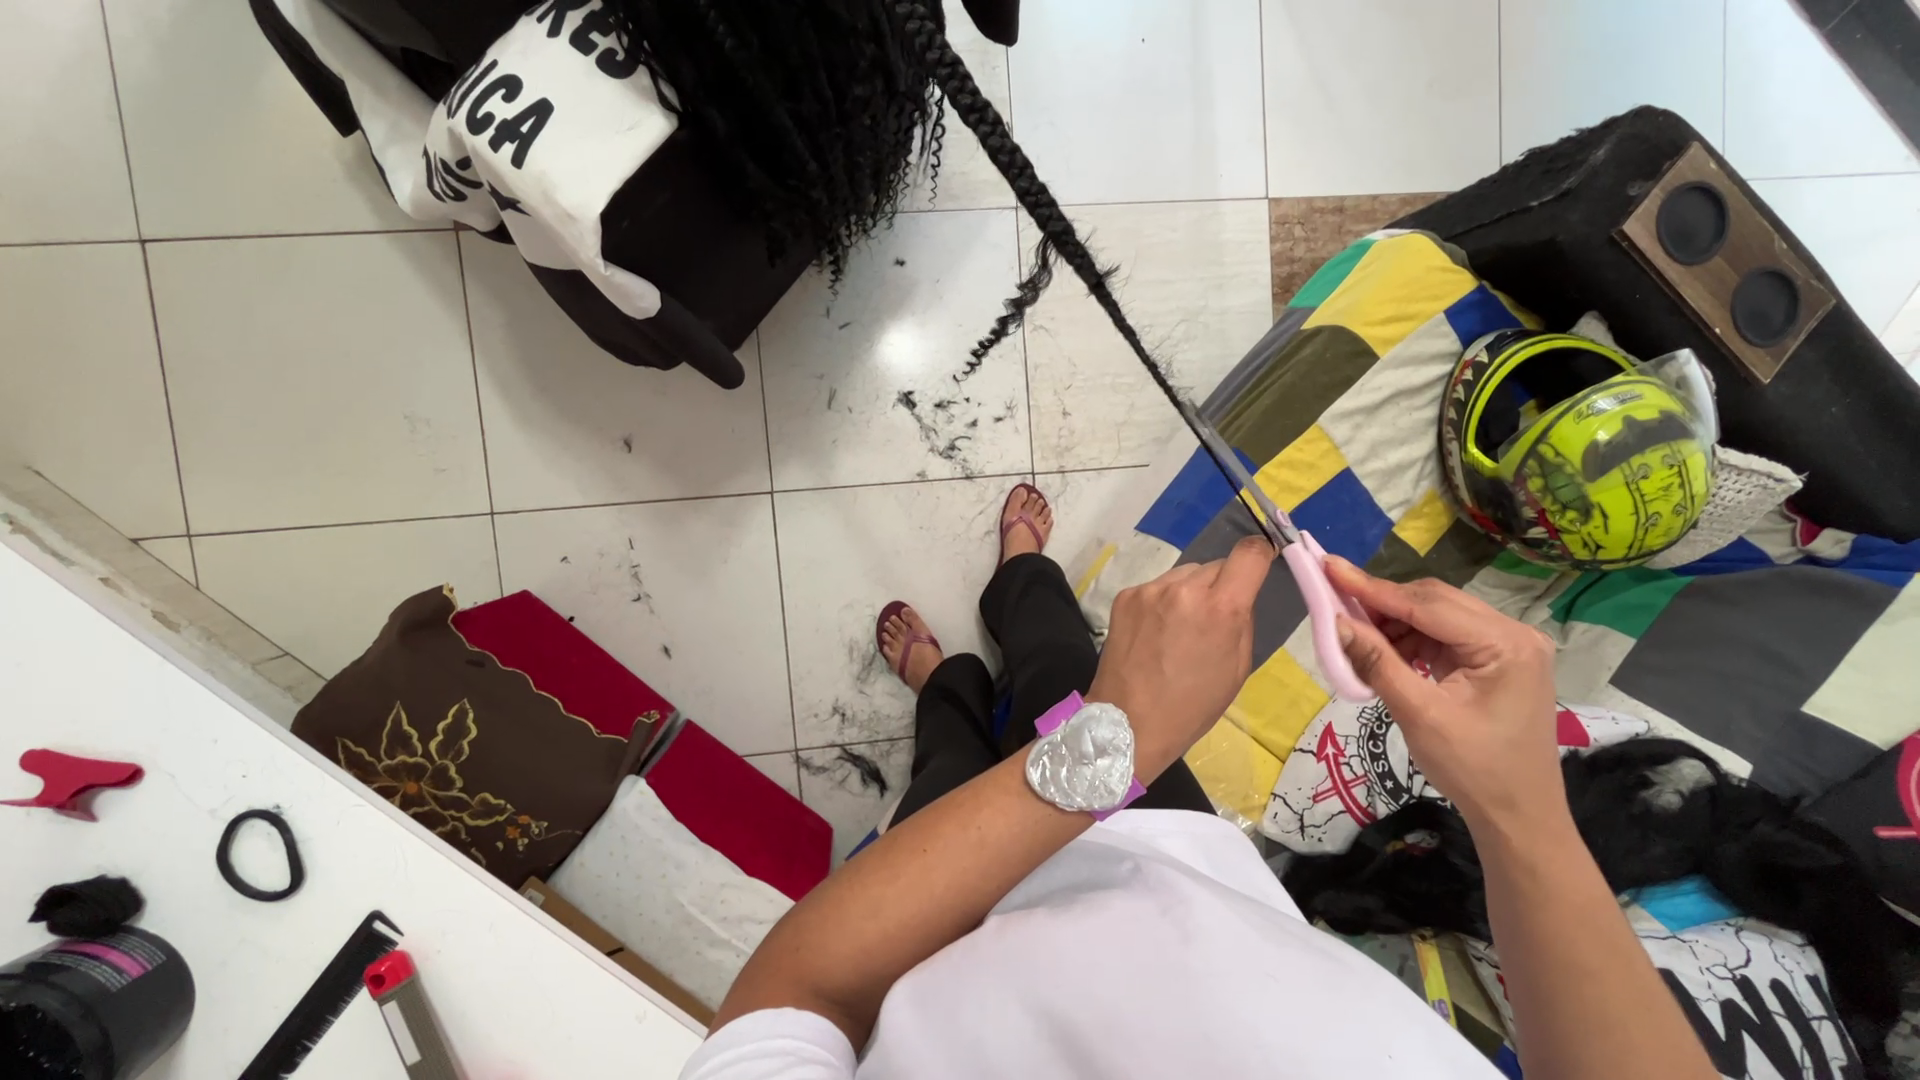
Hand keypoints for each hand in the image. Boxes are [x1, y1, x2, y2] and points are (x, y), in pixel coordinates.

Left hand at [1087, 536, 1273, 781]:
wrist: (1129, 721)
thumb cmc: (1193, 706)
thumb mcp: (1238, 667)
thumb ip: (1241, 620)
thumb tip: (1240, 593)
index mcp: (1221, 608)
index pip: (1250, 553)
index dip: (1260, 553)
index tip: (1261, 561)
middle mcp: (1184, 588)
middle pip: (1215, 566)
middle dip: (1220, 586)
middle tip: (1212, 618)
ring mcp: (1150, 590)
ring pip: (1184, 575)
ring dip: (1189, 592)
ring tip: (1179, 629)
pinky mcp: (1125, 596)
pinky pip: (1156, 588)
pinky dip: (1162, 602)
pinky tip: (1155, 632)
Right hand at [1325, 557, 1563, 833]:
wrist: (1518, 815)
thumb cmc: (1473, 769)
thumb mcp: (1418, 714)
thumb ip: (1377, 662)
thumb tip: (1336, 622)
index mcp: (1505, 644)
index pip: (1427, 604)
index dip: (1373, 587)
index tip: (1329, 567)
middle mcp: (1514, 634)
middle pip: (1434, 601)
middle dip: (1383, 602)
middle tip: (1334, 600)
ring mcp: (1510, 646)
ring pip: (1437, 615)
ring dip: (1395, 621)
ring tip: (1357, 635)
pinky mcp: (1498, 661)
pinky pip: (1444, 635)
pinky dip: (1411, 639)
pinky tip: (1386, 651)